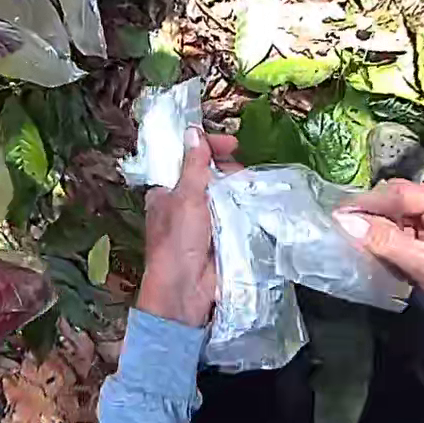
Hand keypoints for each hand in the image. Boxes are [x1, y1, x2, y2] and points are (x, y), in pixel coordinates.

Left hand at [138, 127, 240, 327]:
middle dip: (227, 169)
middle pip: (210, 176)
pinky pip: (236, 214)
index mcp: (167, 192)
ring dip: (239, 189)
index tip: (231, 144)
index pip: (188, 160)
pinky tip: (257, 203)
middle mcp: (184, 205)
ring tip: (252, 188)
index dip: (208, 148)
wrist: (186, 290)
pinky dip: (246, 207)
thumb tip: (193, 131)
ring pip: (225, 194)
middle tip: (242, 173)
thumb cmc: (177, 242)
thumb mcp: (186, 197)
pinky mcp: (221, 237)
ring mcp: (204, 222)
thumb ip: (193, 164)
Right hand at [335, 179, 423, 354]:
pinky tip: (371, 257)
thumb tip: (348, 222)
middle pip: (403, 207)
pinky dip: (389, 250)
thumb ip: (389, 242)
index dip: (369, 202)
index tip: (339, 212)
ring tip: (349, 241)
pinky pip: (409, 247)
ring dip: (379, 234)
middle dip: (372, 215)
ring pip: (404, 227)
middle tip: (340, 227)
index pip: (404, 194)